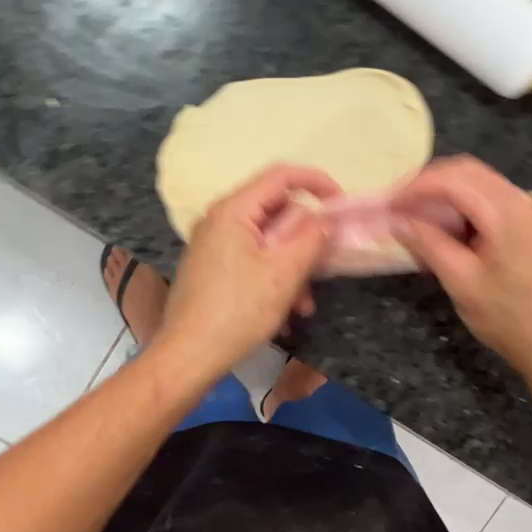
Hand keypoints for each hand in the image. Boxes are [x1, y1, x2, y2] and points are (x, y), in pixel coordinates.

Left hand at [154, 165, 340, 379]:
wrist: (188, 356)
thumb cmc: (237, 312)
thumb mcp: (284, 274)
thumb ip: (312, 237)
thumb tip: (327, 217)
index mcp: (233, 210)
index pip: (281, 175)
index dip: (317, 182)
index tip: (342, 205)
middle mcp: (219, 220)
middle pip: (276, 212)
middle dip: (306, 241)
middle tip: (325, 268)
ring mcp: (213, 245)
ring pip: (268, 243)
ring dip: (293, 269)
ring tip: (304, 306)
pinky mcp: (212, 270)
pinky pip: (253, 262)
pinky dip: (274, 281)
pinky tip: (285, 315)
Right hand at [391, 156, 531, 377]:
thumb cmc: (506, 316)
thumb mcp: (460, 281)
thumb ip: (427, 243)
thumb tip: (396, 220)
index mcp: (506, 211)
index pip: (452, 180)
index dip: (414, 187)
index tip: (387, 205)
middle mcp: (521, 200)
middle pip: (467, 172)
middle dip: (428, 184)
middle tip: (397, 207)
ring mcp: (530, 210)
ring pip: (480, 183)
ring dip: (446, 193)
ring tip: (416, 216)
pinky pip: (492, 199)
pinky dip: (465, 204)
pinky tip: (447, 226)